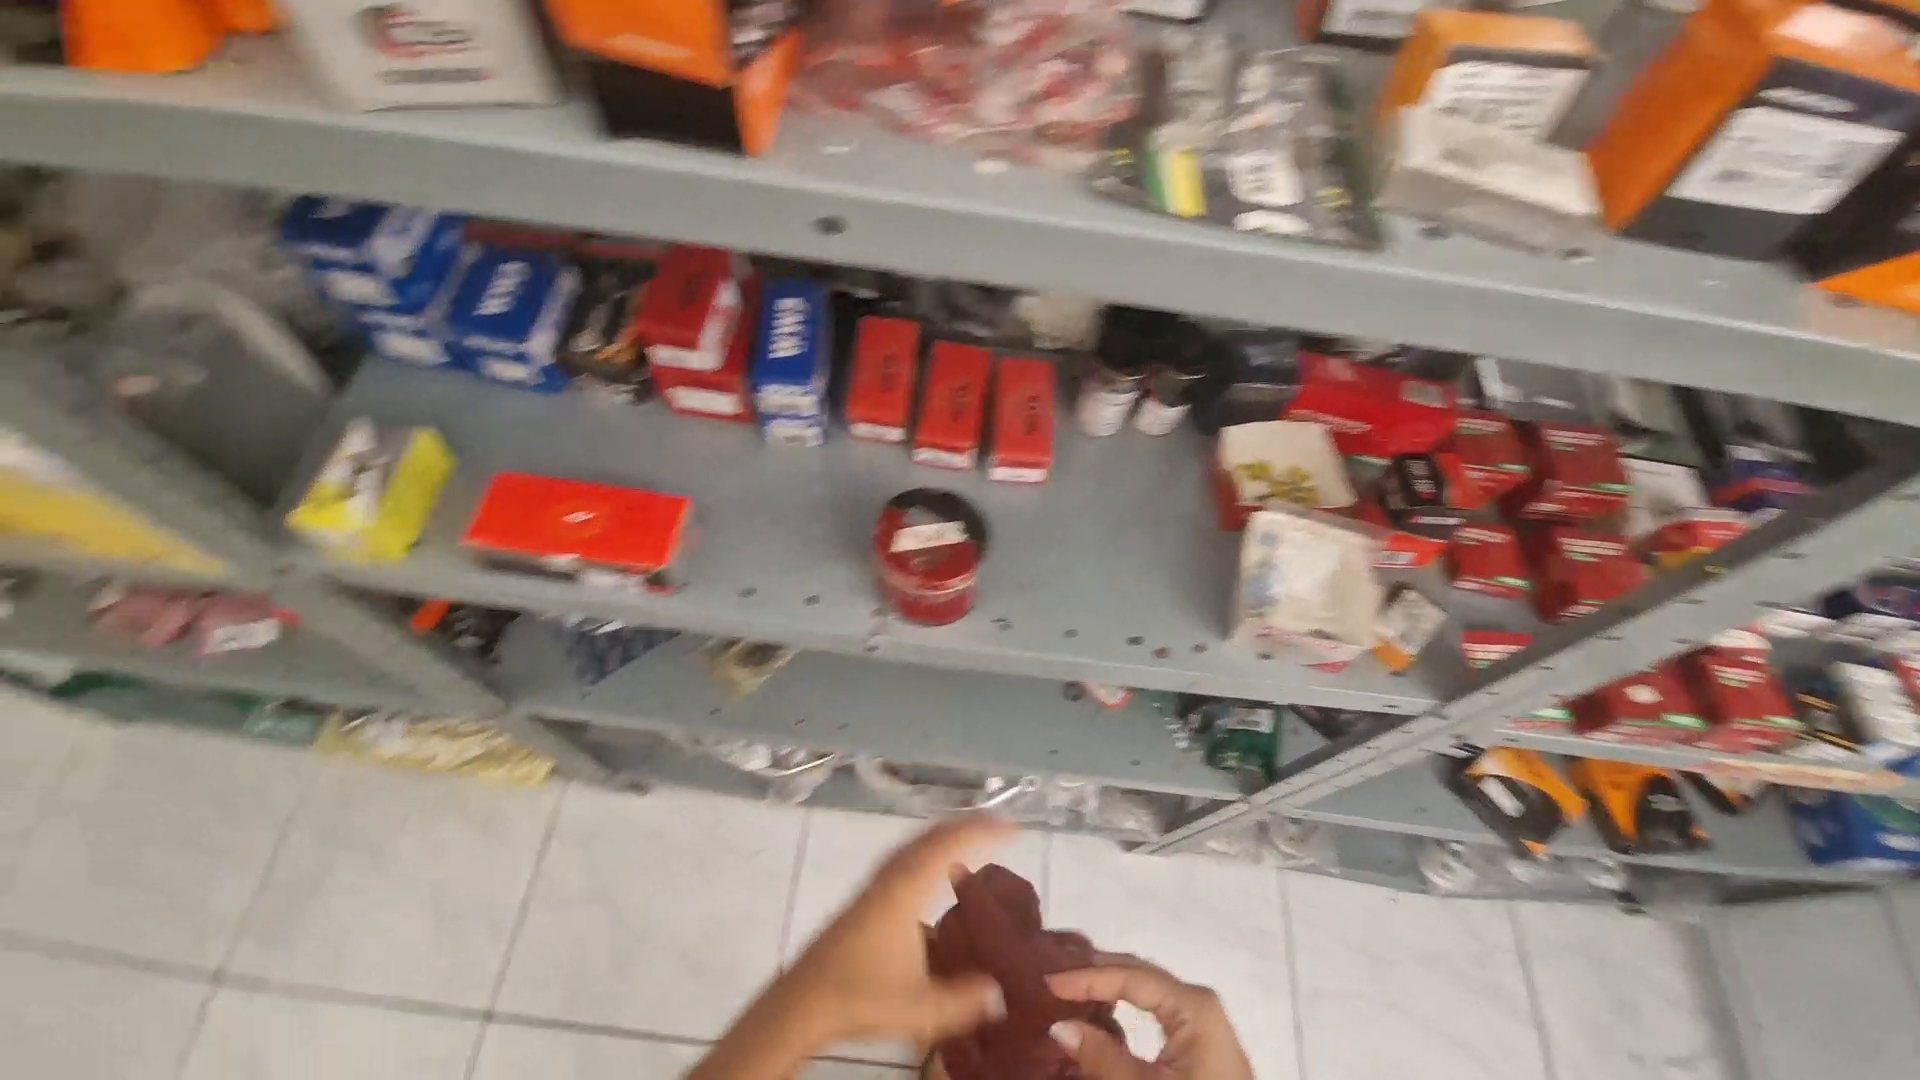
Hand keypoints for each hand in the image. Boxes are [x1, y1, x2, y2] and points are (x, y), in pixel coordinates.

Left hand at [691, 815, 1013, 1079]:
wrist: (802, 1001)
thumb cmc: (860, 997)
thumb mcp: (920, 1008)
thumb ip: (964, 1001)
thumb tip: (1001, 992)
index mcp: (906, 891)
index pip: (949, 846)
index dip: (983, 832)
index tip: (1013, 829)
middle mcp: (890, 878)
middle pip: (931, 835)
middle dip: (966, 824)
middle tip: (999, 826)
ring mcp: (874, 885)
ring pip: (913, 843)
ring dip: (944, 833)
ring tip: (971, 836)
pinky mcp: (863, 897)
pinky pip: (902, 855)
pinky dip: (925, 848)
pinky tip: (931, 867)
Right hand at [1046, 961, 1253, 1079]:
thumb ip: (1102, 1058)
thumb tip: (1059, 1025)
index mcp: (1193, 1006)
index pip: (1130, 975)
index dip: (1087, 977)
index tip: (1049, 982)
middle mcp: (1198, 1003)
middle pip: (1140, 974)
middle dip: (1097, 972)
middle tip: (1056, 977)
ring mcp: (1202, 1022)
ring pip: (1147, 990)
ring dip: (1110, 986)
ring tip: (1073, 988)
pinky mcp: (1201, 1044)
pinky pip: (1157, 1010)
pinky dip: (1127, 1006)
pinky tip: (1105, 1013)